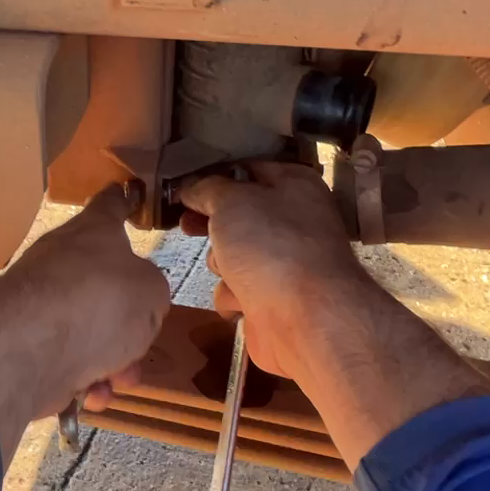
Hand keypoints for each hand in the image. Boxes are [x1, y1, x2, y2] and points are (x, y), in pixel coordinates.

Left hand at [0, 185, 169, 453]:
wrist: (27, 348)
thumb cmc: (98, 303)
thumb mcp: (151, 292)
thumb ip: (150, 291)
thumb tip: (134, 299)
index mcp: (93, 232)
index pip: (110, 206)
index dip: (123, 202)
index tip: (126, 194)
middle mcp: (61, 260)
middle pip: (104, 285)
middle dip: (129, 325)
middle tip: (140, 345)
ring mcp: (39, 301)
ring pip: (88, 331)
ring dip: (111, 360)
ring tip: (117, 380)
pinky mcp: (23, 342)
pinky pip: (65, 360)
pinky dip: (82, 379)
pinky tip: (90, 394)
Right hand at [180, 163, 489, 462]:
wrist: (306, 320)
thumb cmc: (271, 247)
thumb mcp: (231, 201)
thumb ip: (207, 188)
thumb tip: (192, 188)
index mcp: (294, 185)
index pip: (247, 169)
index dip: (213, 175)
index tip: (183, 183)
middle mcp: (293, 221)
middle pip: (237, 215)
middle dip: (211, 223)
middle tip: (187, 224)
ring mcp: (283, 264)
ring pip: (232, 254)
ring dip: (221, 263)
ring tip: (230, 269)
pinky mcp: (272, 300)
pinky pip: (236, 290)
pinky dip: (233, 296)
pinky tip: (242, 301)